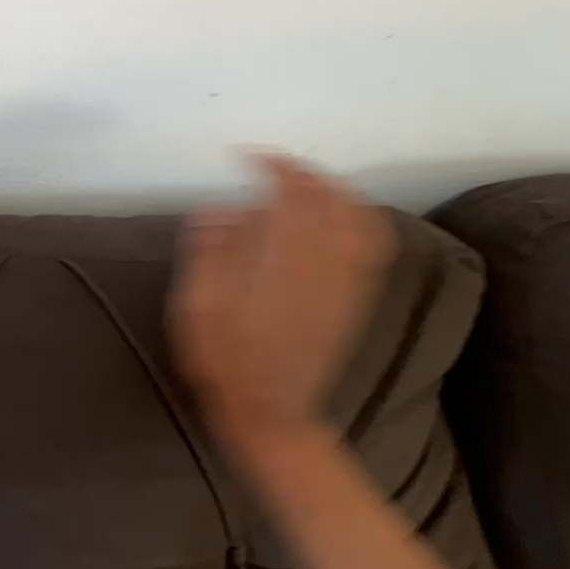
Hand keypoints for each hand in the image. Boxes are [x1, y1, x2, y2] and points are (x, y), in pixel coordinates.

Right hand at [170, 154, 392, 448]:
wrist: (270, 412)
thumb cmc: (224, 357)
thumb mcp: (199, 304)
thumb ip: (210, 251)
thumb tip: (220, 209)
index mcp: (283, 261)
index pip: (291, 196)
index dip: (274, 168)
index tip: (248, 157)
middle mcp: (324, 265)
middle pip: (330, 202)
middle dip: (306, 174)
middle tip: (276, 166)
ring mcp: (345, 284)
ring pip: (359, 221)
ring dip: (336, 192)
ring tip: (309, 183)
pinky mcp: (353, 301)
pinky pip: (370, 248)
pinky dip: (359, 220)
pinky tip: (337, 219)